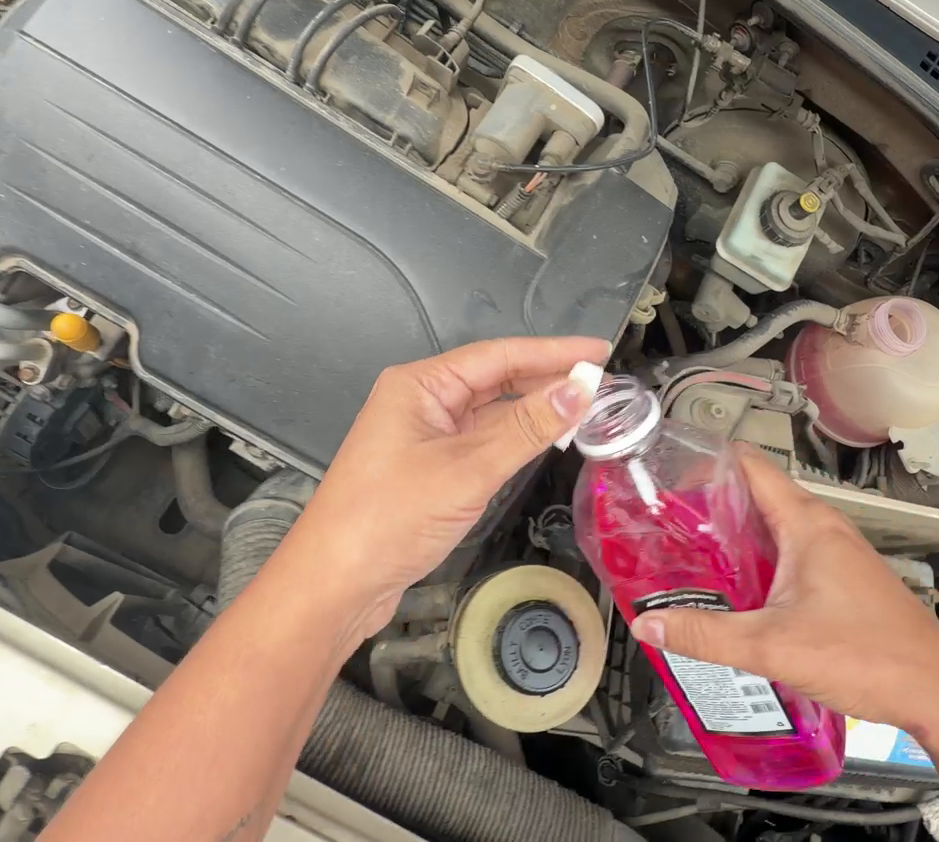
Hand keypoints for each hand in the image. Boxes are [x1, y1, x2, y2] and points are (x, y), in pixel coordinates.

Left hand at [274, 336, 608, 642]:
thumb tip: (579, 389)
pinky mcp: (431, 467)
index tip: (598, 352)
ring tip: (585, 408)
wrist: (336, 585)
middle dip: (547, 379)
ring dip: (534, 411)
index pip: (498, 355)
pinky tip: (545, 440)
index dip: (553, 352)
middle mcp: (422, 401)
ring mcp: (425, 435)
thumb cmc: (388, 519)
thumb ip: (527, 428)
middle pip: (496, 379)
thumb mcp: (467, 470)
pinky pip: (483, 440)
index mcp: (420, 384)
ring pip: (491, 412)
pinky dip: (516, 439)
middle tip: (602, 383)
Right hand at [627, 446, 938, 737]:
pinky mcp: (845, 577)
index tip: (671, 482)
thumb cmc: (868, 657)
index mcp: (806, 523)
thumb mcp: (772, 647)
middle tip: (673, 528)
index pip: (749, 464)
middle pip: (757, 494)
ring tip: (697, 559)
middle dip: (712, 506)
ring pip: (775, 526)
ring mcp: (838, 551)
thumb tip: (650, 624)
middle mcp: (824, 527)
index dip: (706, 464)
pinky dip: (762, 560)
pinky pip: (793, 551)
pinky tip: (742, 594)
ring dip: (737, 537)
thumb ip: (706, 635)